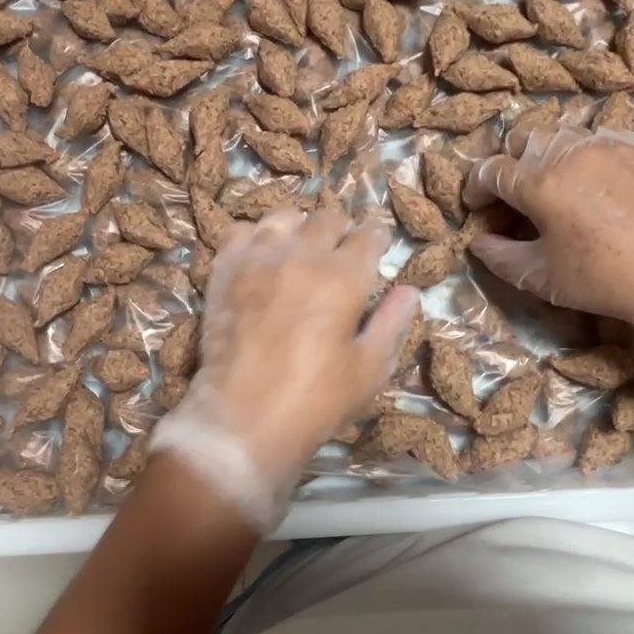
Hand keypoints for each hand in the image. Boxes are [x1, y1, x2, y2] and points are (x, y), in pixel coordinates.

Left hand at [152, 206, 418, 529]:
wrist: (244, 418)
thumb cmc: (316, 400)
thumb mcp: (370, 369)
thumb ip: (391, 323)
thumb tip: (408, 290)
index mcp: (344, 275)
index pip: (368, 234)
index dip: (376, 240)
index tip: (376, 252)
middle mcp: (302, 254)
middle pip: (328, 217)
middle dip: (341, 231)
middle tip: (340, 256)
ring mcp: (258, 257)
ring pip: (285, 216)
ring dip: (300, 228)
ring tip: (300, 252)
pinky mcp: (225, 269)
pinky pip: (242, 231)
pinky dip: (257, 238)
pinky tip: (262, 259)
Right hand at [464, 124, 633, 354]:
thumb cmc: (605, 278)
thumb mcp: (542, 277)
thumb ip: (500, 257)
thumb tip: (479, 243)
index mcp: (539, 182)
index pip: (491, 170)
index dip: (476, 188)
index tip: (477, 208)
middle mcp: (569, 152)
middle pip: (522, 138)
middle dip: (508, 162)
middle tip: (512, 195)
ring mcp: (609, 144)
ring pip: (562, 135)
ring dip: (546, 157)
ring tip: (555, 189)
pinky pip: (602, 140)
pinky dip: (586, 158)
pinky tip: (596, 187)